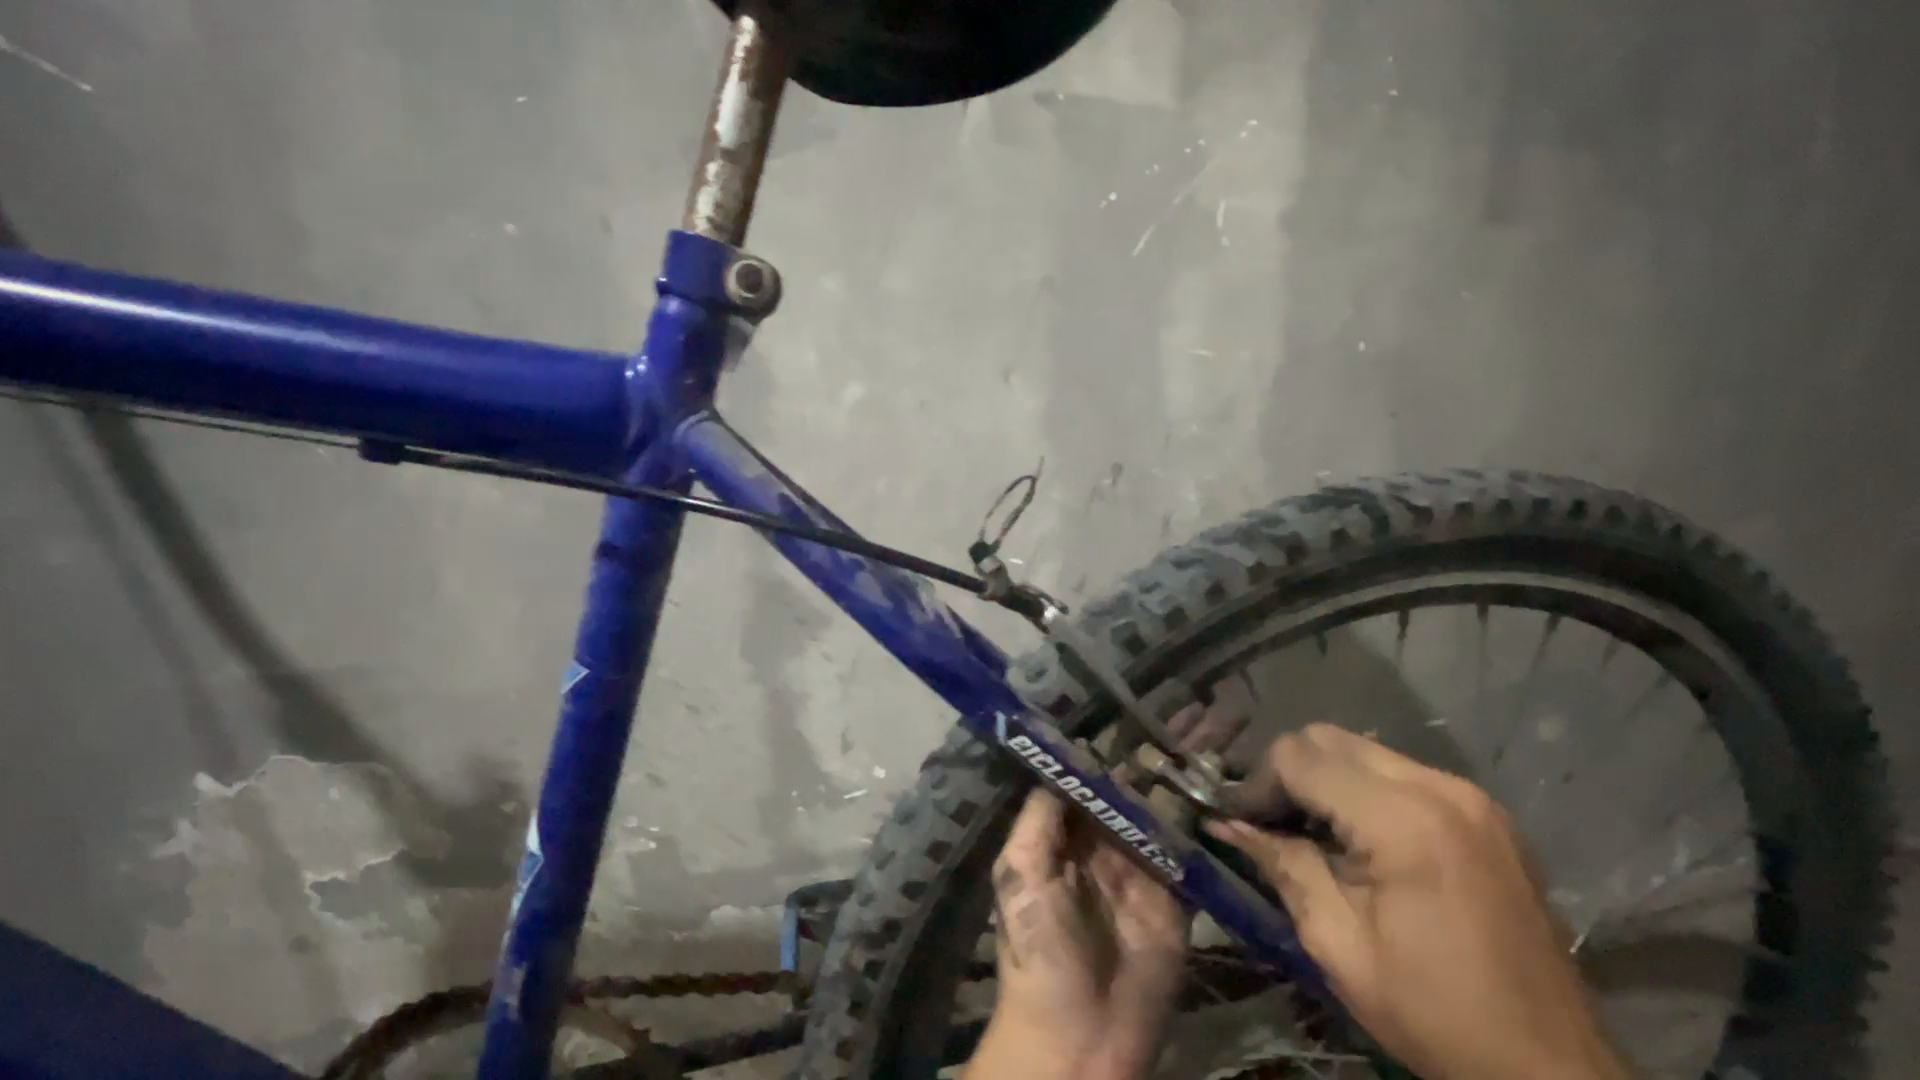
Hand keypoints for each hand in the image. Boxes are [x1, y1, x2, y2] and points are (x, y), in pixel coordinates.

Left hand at [968, 699, 1246, 1079]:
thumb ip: (1039, 819)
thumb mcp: (1021, 876)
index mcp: (1064, 835)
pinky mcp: (1177, 897)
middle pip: (1137, 783)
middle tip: (1198, 705)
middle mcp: (1105, 842)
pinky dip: (1210, 815)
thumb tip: (1059, 762)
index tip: (1141, 701)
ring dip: (1192, 770)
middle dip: (1163, 746)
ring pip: (1169, 807)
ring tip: (1222, 727)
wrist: (1078, 1039)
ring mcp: (1144, 868)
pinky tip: (1230, 782)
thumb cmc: (1038, 952)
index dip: (1115, 740)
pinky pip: (1193, 849)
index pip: (1092, 775)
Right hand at [1206, 723, 1633, 1079]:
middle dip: (1290, 773)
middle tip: (1272, 826)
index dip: (1258, 784)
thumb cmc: (1434, 1012)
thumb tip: (1227, 823)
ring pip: (1367, 751)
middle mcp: (1441, 788)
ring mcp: (1472, 797)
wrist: (1548, 1064)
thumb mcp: (1338, 945)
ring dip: (1328, 780)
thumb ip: (1284, 867)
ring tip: (1314, 836)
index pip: (1300, 756)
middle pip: (1332, 738)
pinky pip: (1405, 775)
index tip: (1243, 825)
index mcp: (1403, 821)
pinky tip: (1362, 843)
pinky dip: (1367, 792)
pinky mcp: (1489, 814)